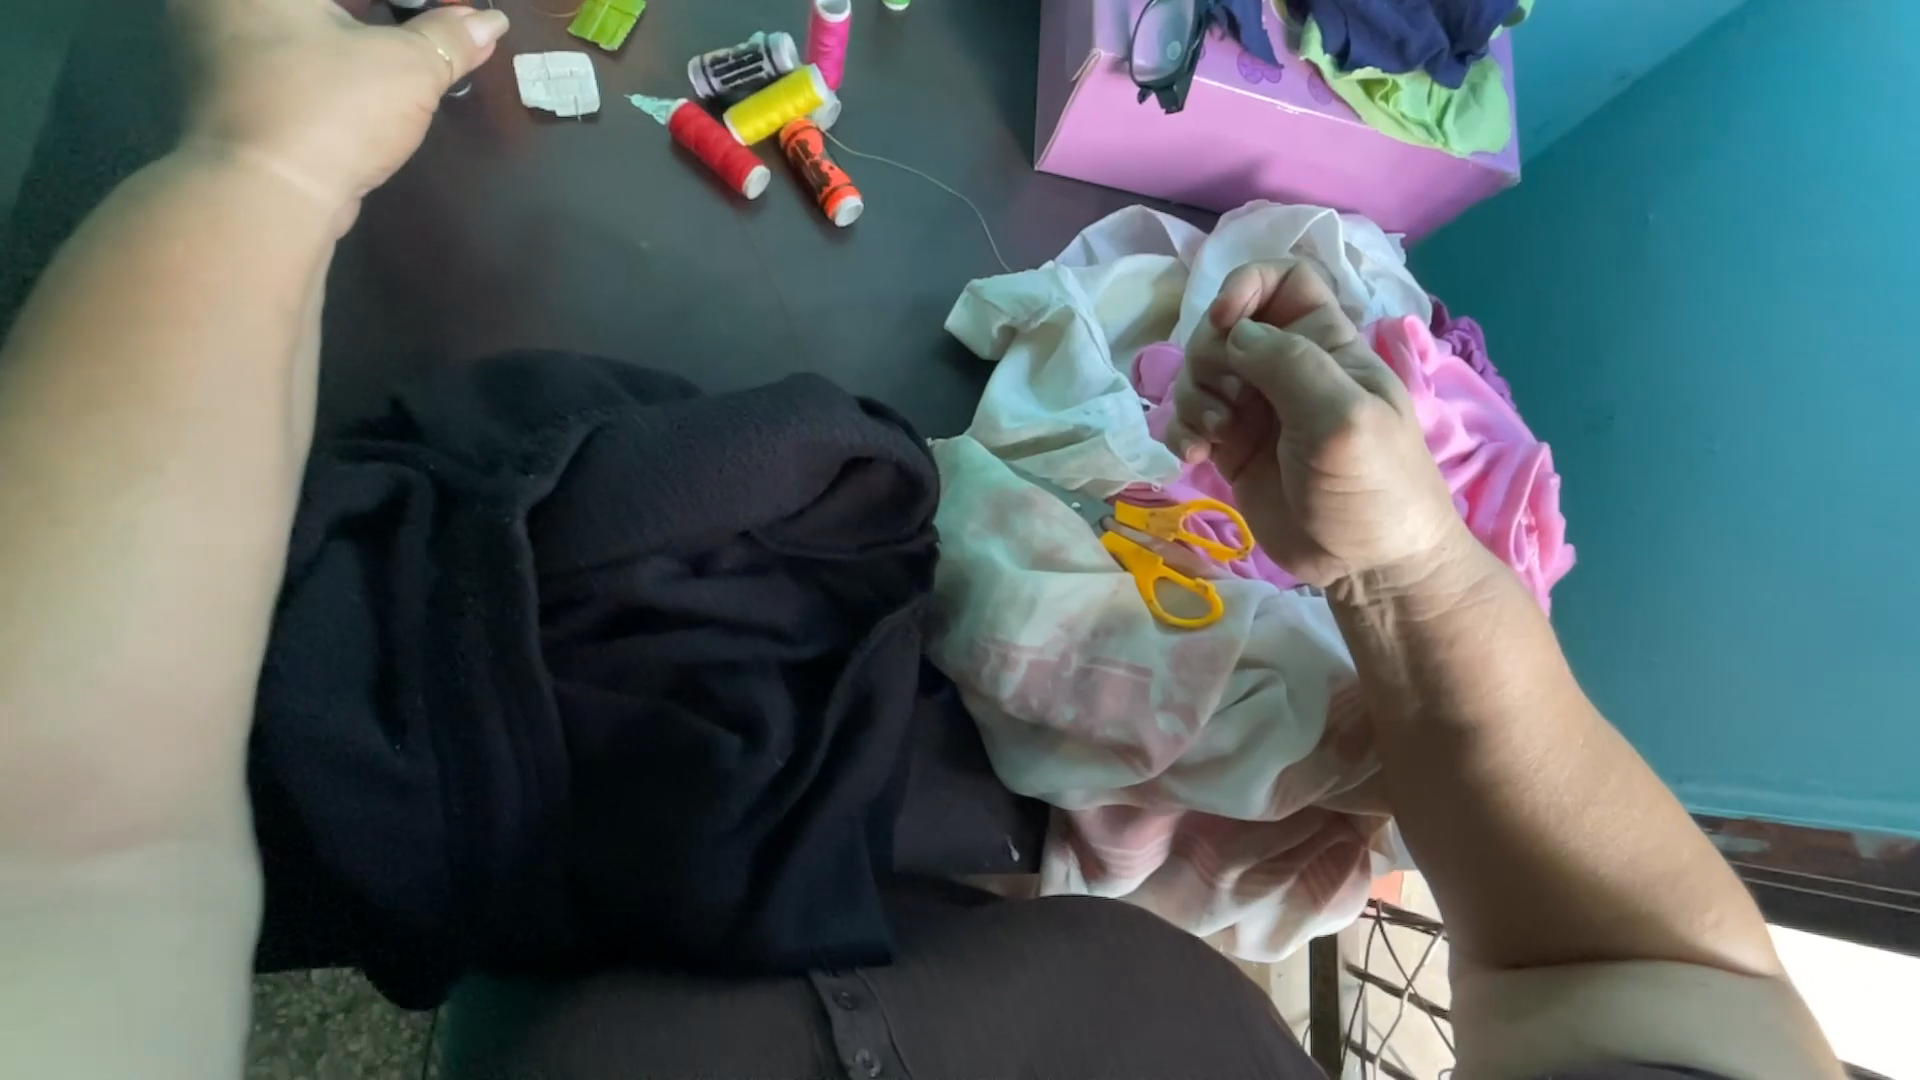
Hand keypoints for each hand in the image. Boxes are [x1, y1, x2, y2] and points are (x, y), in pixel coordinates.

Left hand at [172, 0, 509, 222]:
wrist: (270, 187)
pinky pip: (288, 51)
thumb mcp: (409, 68)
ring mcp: (216, 35)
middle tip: (434, 29)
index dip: (415, 4)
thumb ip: (449, 40)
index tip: (450, 15)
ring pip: (303, 24)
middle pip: (330, 5)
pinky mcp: (226, 80)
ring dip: (354, 34)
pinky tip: (366, 82)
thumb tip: (490, 20)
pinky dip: (330, 58)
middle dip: (387, 13)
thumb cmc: (335, 109)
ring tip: (408, 56)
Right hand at [1163, 261, 1473, 594]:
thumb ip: (1290, 364)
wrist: (1365, 564)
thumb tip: (1232, 334)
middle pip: (1225, 330)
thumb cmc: (1373, 486)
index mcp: (1325, 346)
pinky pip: (1187, 421)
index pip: (1284, 282)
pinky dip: (1180, 432)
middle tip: (1227, 403)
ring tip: (1214, 436)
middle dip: (1210, 358)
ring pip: (1199, 375)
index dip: (1247, 287)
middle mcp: (1285, 370)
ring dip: (1192, 399)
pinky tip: (1192, 457)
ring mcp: (1254, 410)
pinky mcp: (1230, 448)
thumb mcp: (1343, 417)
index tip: (1224, 322)